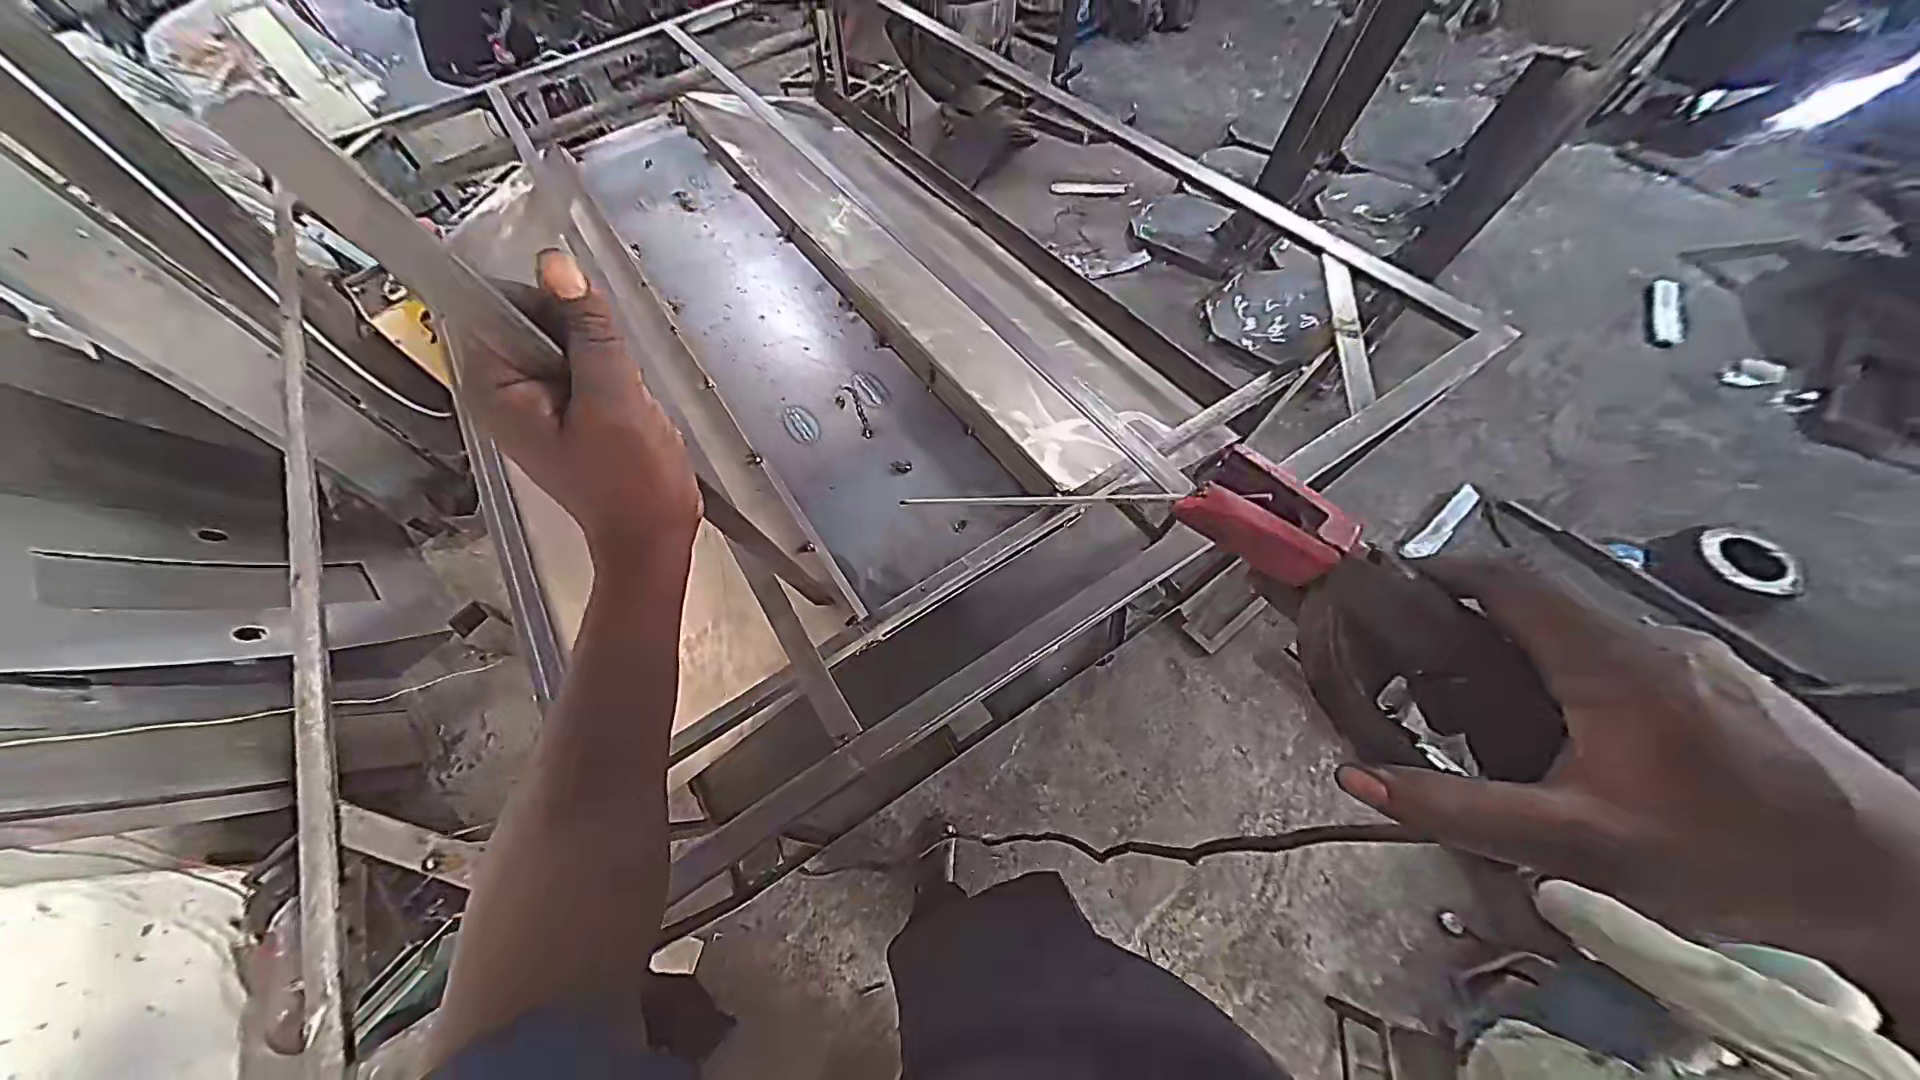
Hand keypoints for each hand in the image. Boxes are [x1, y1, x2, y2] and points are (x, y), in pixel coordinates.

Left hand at [458, 250, 699, 560]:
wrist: (654, 533)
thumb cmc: (632, 481)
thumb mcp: (615, 398)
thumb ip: (588, 330)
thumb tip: (559, 265)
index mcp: (493, 389)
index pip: (495, 306)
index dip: (546, 303)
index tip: (589, 328)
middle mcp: (504, 393)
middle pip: (530, 321)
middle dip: (580, 333)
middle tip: (614, 374)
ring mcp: (536, 405)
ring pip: (563, 344)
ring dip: (600, 356)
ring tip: (625, 396)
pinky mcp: (566, 414)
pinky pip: (581, 369)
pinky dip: (608, 375)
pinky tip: (628, 403)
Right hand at [1333, 558, 1919, 976]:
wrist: (1902, 890)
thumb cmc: (1744, 860)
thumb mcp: (1576, 843)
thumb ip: (1457, 810)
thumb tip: (1361, 781)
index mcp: (1613, 663)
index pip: (1507, 580)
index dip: (1439, 571)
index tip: (1392, 586)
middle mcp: (1652, 643)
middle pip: (1531, 605)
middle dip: (1464, 625)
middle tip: (1422, 668)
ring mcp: (1689, 658)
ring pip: (1570, 632)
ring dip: (1512, 654)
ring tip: (1483, 710)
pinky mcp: (1712, 681)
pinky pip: (1609, 654)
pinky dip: (1559, 673)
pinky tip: (1560, 732)